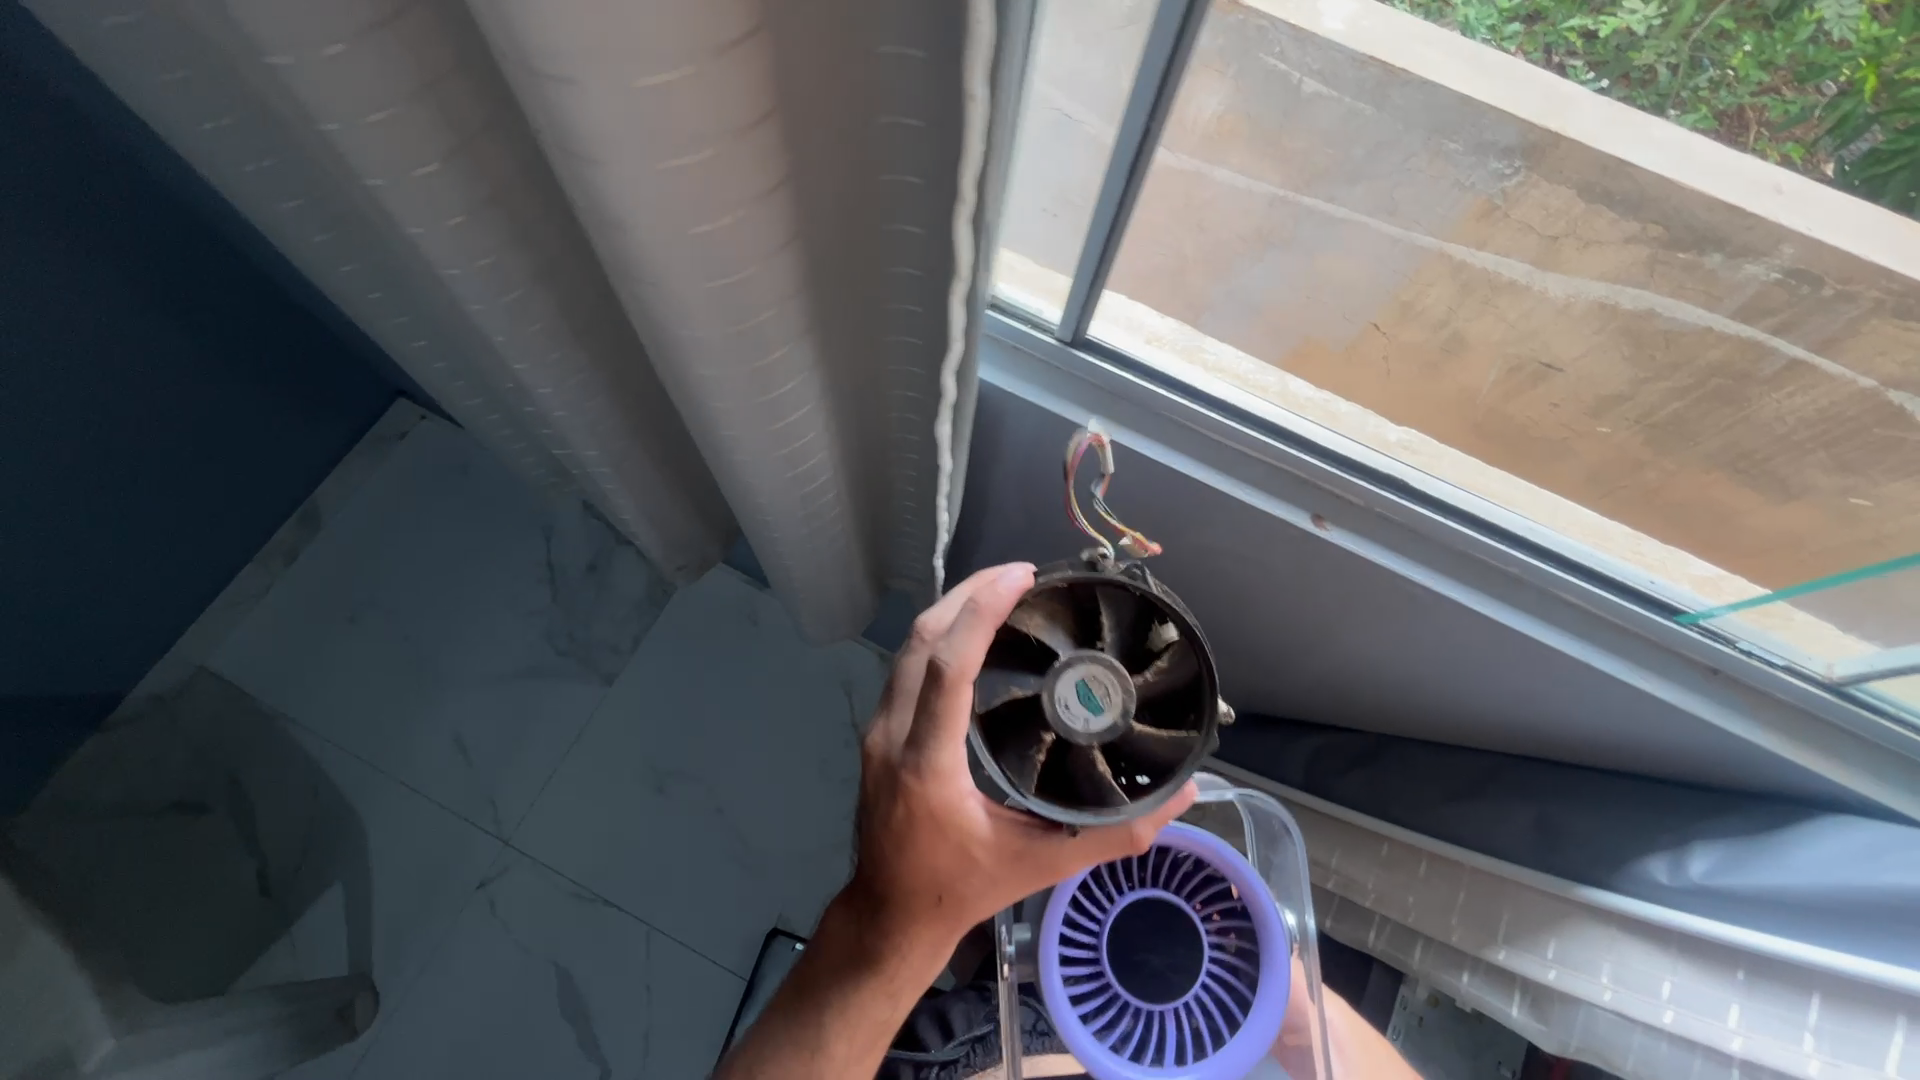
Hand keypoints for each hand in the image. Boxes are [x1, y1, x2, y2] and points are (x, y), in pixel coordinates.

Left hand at [844, 561, 1197, 948]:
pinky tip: (974, 631)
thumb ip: (1115, 833)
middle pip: (921, 640)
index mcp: (928, 764)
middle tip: (1022, 574)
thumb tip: (1184, 797)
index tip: (1022, 577)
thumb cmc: (961, 890)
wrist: (889, 915)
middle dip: (968, 594)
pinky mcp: (877, 730)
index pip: (947, 667)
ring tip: (1003, 592)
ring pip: (907, 648)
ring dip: (952, 610)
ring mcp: (877, 730)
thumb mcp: (1042, 865)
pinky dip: (940, 635)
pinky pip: (905, 665)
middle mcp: (892, 735)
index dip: (981, 611)